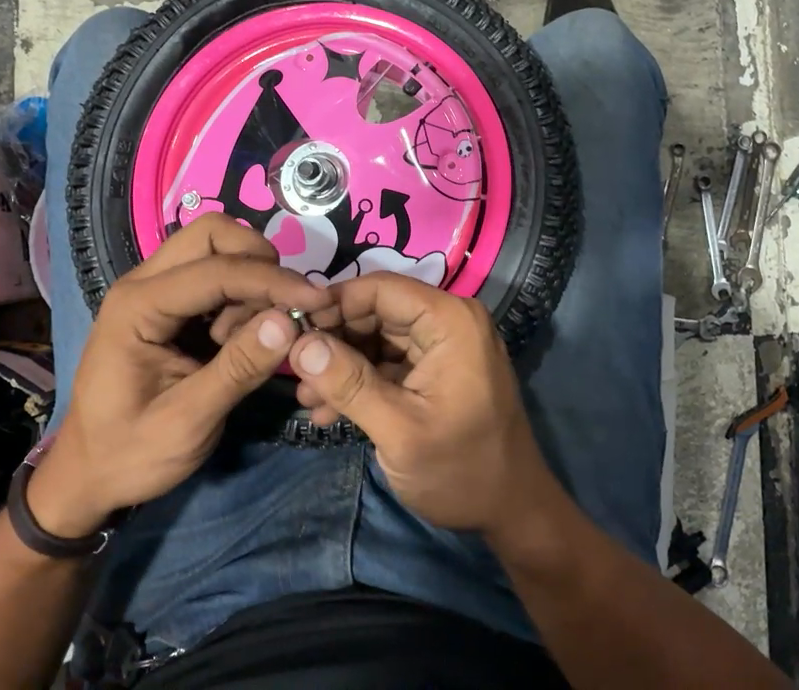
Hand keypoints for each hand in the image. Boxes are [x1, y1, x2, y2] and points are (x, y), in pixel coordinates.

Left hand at [27, 214, 328, 536]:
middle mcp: (144, 285)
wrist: (88, 476)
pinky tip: (245, 341)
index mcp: (137, 309)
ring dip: (253, 282)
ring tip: (255, 338)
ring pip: (219, 250)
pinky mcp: (173, 306)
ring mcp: (158, 292)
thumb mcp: (186, 424)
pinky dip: (245, 296)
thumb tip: (289, 321)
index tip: (318, 301)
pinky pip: (219, 276)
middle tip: (287, 307)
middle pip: (212, 234)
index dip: (272, 281)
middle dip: (259, 261)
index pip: (216, 271)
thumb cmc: (129, 454)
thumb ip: (237, 370)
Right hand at [288, 273, 555, 534]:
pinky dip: (359, 382)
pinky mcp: (436, 370)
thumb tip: (299, 345)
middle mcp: (449, 321)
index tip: (289, 331)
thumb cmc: (461, 470)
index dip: (333, 304)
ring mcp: (444, 345)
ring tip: (304, 401)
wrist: (509, 510)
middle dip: (333, 340)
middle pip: (376, 310)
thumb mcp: (399, 430)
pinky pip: (388, 361)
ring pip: (377, 337)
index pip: (380, 288)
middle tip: (291, 372)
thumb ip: (349, 384)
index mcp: (450, 320)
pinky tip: (325, 412)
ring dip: (340, 365)